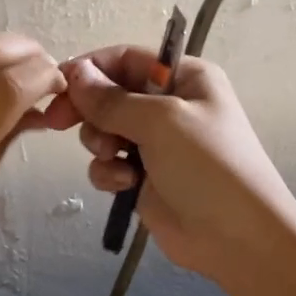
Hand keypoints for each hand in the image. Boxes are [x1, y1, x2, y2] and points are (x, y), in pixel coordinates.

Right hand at [44, 47, 295, 288]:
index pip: (125, 59)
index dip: (90, 69)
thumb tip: (74, 74)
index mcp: (184, 78)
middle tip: (58, 122)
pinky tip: (124, 185)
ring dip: (99, 143)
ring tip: (115, 158)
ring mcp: (156, 144)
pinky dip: (108, 172)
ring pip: (103, 130)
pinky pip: (109, 164)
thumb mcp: (160, 121)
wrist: (237, 237)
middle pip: (109, 94)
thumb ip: (111, 99)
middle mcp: (169, 105)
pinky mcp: (144, 177)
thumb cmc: (207, 165)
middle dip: (88, 109)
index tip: (58, 86)